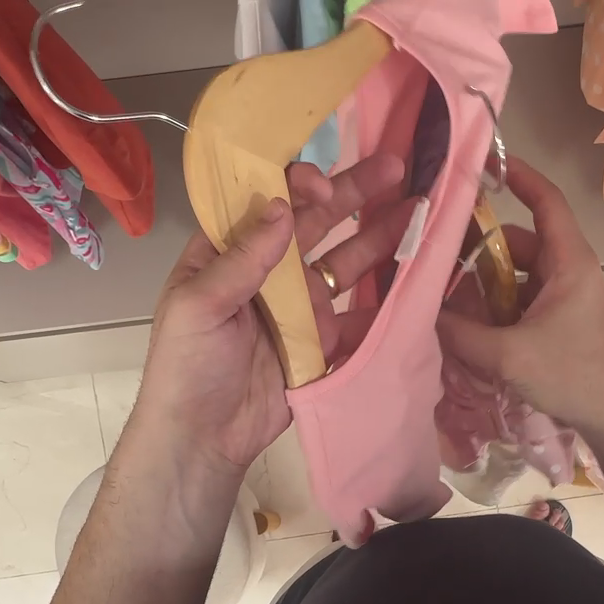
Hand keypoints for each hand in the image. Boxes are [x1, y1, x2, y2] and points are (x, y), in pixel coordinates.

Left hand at [130, 154, 414, 472]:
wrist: (205, 437)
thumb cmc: (187, 367)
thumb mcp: (197, 305)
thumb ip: (241, 258)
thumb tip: (284, 209)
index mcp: (230, 253)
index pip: (267, 202)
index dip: (296, 185)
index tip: (322, 188)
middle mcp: (270, 273)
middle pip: (315, 225)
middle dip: (353, 195)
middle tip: (395, 166)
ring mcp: (300, 309)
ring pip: (343, 265)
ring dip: (377, 238)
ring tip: (416, 212)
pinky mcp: (322, 344)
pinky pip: (356, 317)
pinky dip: (384, 301)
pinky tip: (413, 277)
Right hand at [437, 158, 603, 430]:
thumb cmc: (567, 374)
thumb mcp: (506, 354)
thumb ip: (460, 333)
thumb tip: (423, 312)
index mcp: (569, 261)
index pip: (546, 201)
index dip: (519, 177)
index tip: (485, 165)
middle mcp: (569, 269)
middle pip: (521, 241)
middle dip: (484, 249)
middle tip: (444, 259)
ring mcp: (565, 295)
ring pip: (519, 273)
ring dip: (488, 283)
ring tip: (453, 299)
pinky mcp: (559, 318)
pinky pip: (522, 298)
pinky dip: (498, 305)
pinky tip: (473, 325)